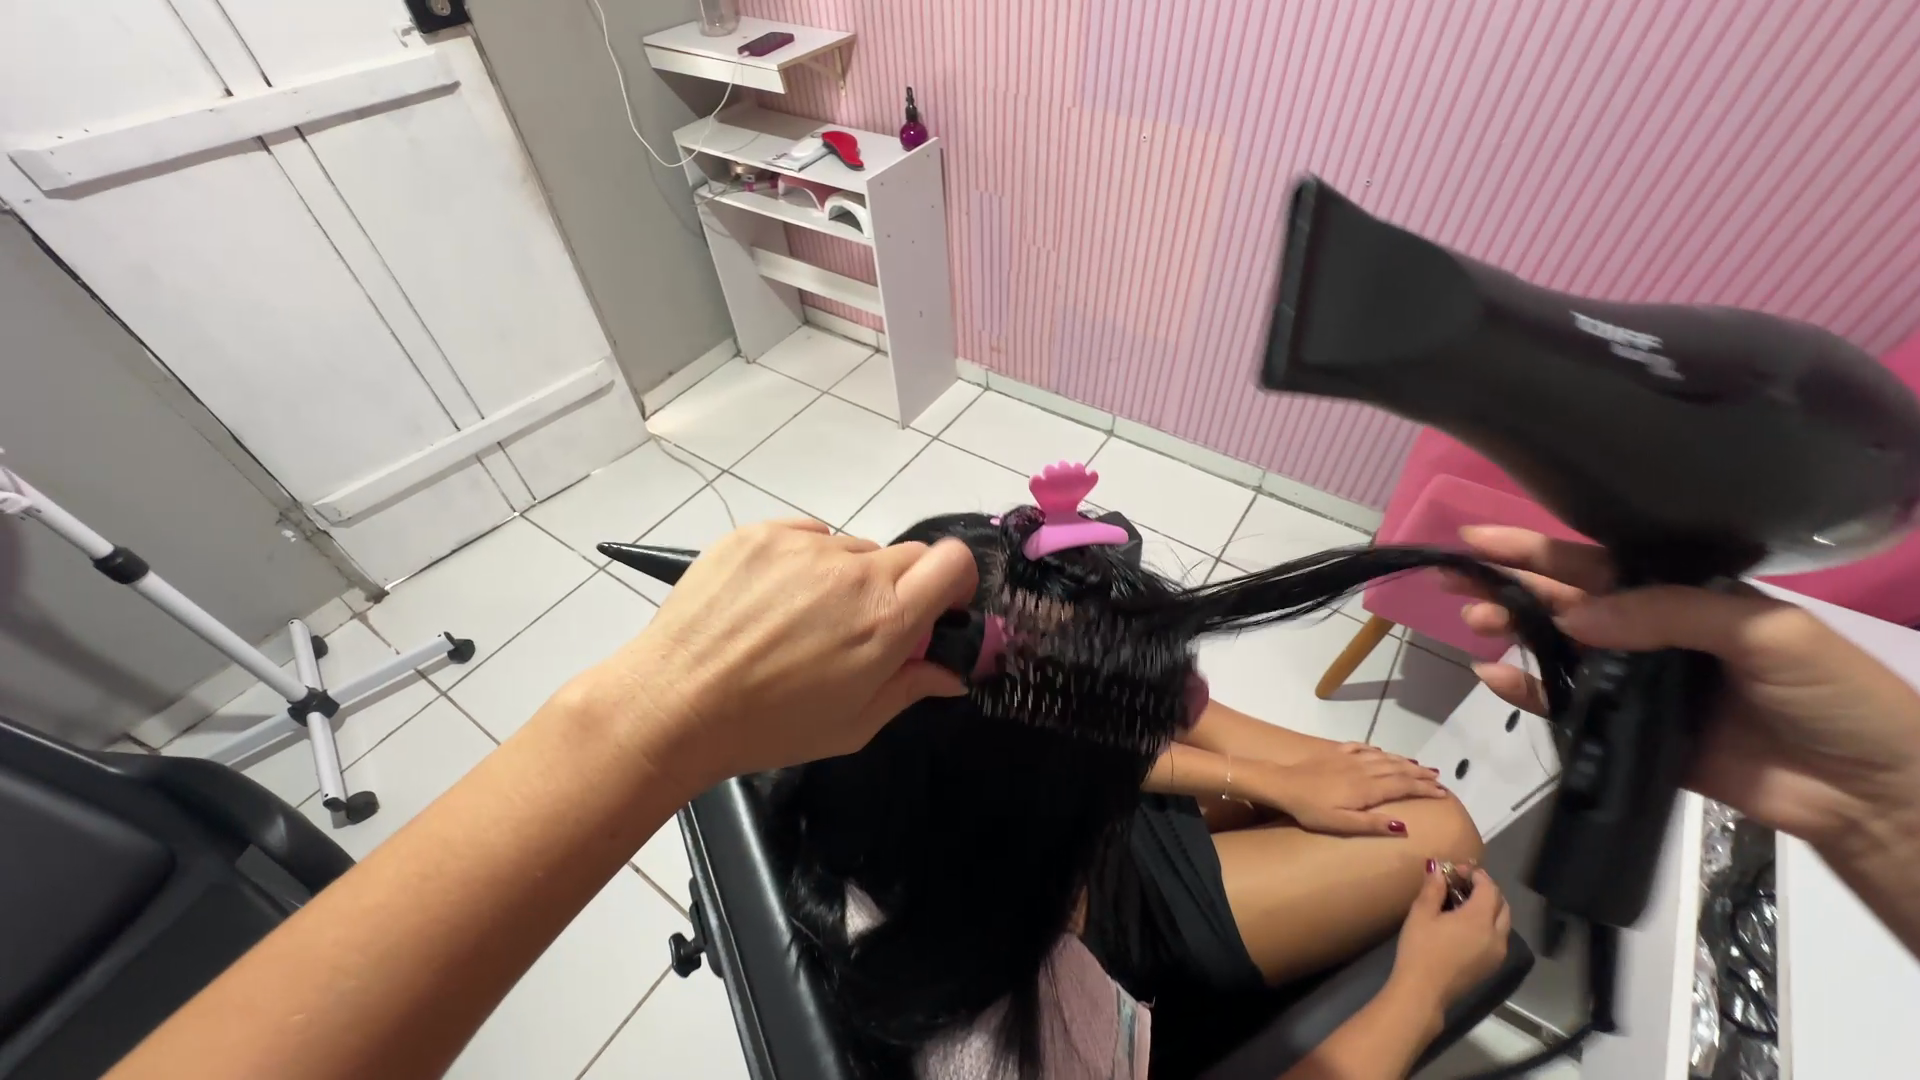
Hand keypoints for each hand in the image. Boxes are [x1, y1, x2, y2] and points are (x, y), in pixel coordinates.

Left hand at [579, 520, 977, 783]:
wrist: (673, 703)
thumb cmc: (770, 727)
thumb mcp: (854, 724)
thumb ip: (912, 687)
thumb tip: (951, 672)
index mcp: (885, 619)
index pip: (953, 561)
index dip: (953, 582)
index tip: (935, 609)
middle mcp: (852, 570)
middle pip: (908, 553)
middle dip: (900, 587)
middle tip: (863, 627)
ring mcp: (803, 546)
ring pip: (853, 549)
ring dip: (847, 577)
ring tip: (802, 618)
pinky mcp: (760, 533)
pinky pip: (807, 537)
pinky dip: (805, 562)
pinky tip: (774, 598)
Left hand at [1238, 743, 1446, 836]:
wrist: (1281, 783)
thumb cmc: (1310, 809)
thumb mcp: (1341, 824)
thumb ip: (1372, 825)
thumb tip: (1405, 827)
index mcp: (1367, 788)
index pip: (1403, 786)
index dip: (1424, 788)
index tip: (1443, 793)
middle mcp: (1362, 769)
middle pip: (1397, 769)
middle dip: (1419, 773)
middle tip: (1438, 778)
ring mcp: (1347, 758)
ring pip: (1382, 757)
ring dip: (1402, 760)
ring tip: (1419, 764)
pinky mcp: (1333, 752)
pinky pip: (1360, 747)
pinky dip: (1375, 749)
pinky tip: (1380, 751)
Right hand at [1388, 866, 1510, 1011]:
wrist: (1425, 990)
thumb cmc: (1420, 948)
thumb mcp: (1421, 914)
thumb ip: (1433, 889)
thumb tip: (1438, 868)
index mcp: (1479, 920)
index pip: (1489, 889)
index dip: (1476, 874)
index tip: (1456, 869)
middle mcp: (1497, 936)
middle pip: (1502, 904)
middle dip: (1486, 889)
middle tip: (1461, 882)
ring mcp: (1498, 953)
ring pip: (1503, 922)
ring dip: (1489, 906)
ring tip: (1462, 901)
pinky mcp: (1493, 965)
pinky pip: (1499, 936)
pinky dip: (1488, 923)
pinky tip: (1465, 924)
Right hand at [1450, 525, 1919, 852]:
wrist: (1869, 791)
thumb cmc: (1832, 695)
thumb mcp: (1768, 632)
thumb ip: (1669, 613)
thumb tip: (1574, 619)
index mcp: (1678, 598)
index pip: (1594, 565)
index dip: (1534, 550)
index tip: (1476, 539)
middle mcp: (1645, 631)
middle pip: (1560, 600)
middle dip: (1505, 585)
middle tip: (1454, 582)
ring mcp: (1628, 681)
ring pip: (1549, 645)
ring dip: (1508, 628)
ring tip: (1475, 622)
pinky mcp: (1618, 728)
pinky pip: (1556, 703)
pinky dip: (1520, 690)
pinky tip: (1490, 677)